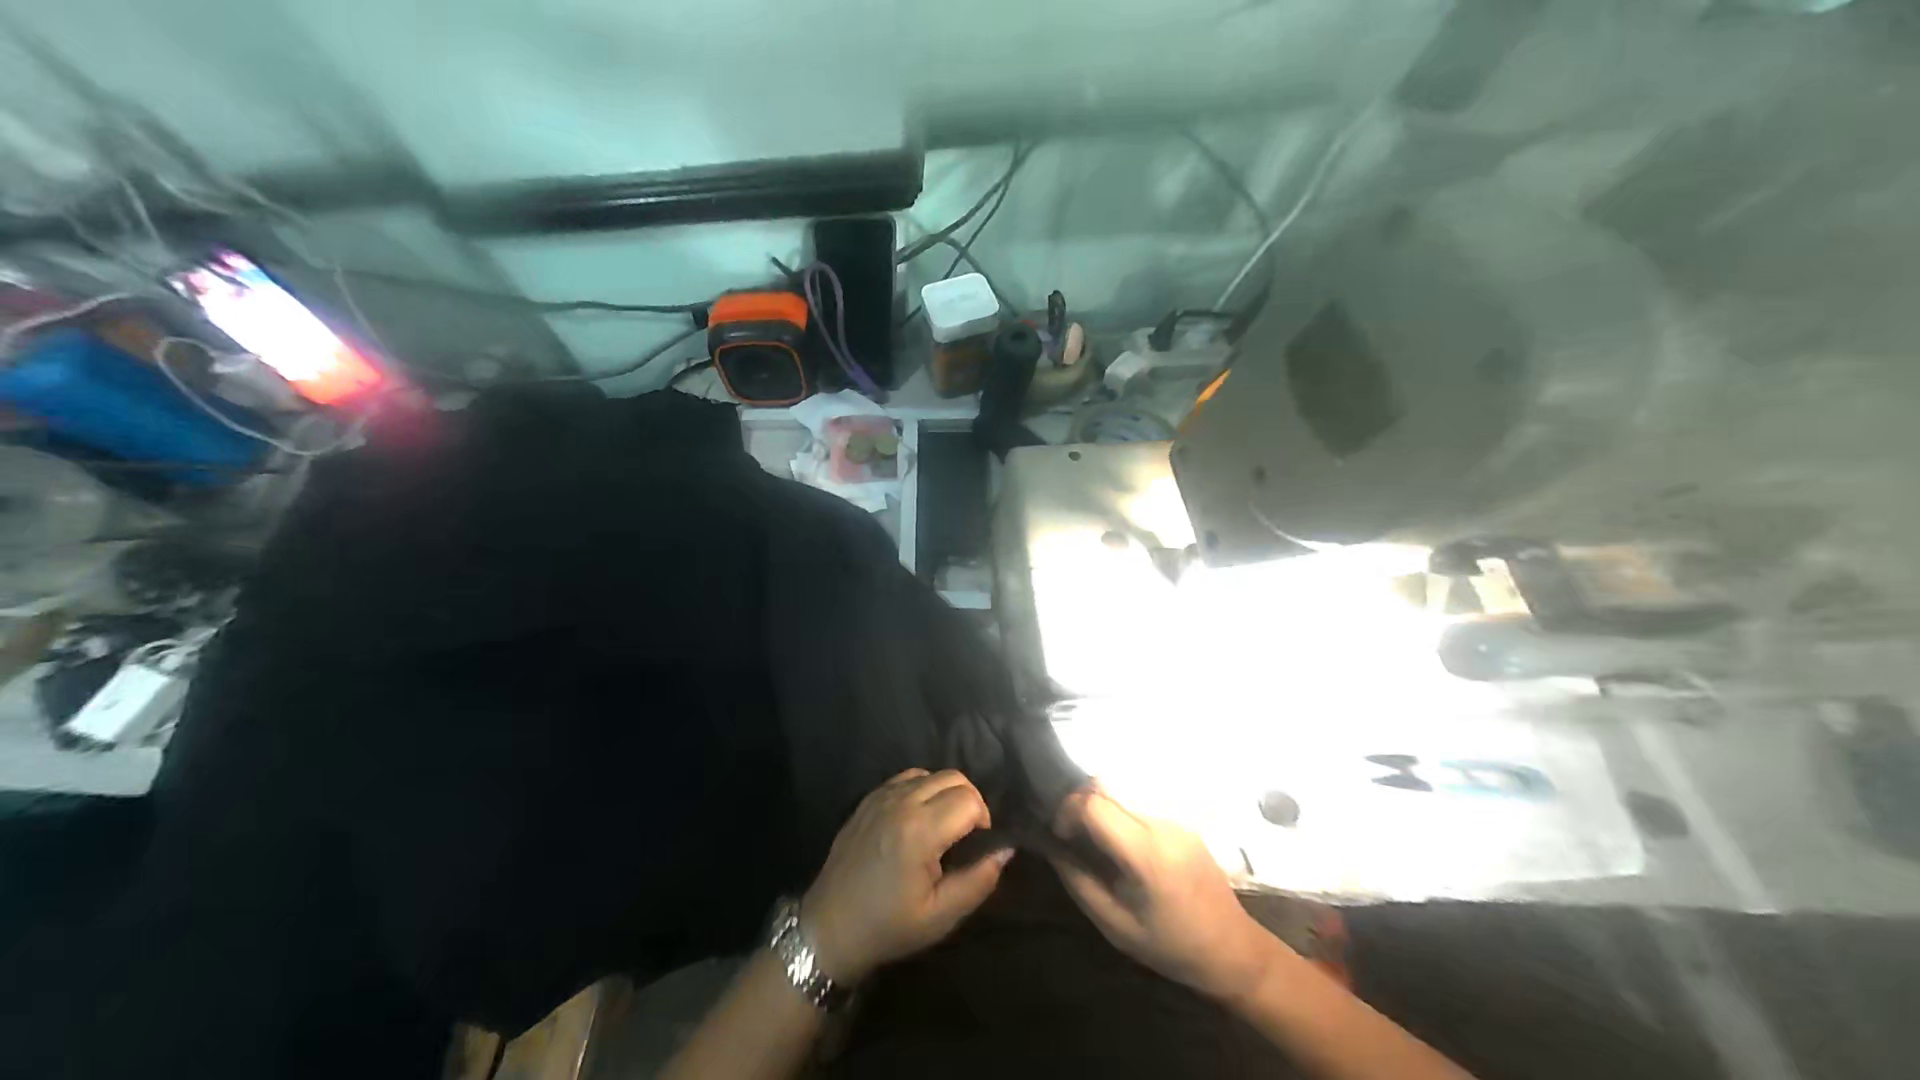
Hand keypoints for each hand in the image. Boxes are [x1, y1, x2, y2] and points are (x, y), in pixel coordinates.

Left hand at [801, 769, 1012, 982]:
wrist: (830, 928)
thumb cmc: (888, 926)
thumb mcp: (941, 915)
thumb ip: (979, 880)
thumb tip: (1005, 849)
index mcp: (919, 831)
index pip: (970, 800)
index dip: (984, 820)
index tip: (978, 846)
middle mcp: (901, 803)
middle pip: (954, 777)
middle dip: (970, 801)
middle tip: (966, 835)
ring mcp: (881, 796)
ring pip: (931, 773)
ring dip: (946, 792)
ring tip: (944, 825)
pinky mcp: (868, 799)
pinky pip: (907, 778)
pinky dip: (923, 788)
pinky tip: (919, 818)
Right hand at [1049, 786, 1282, 1004]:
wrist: (1233, 950)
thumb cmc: (1172, 946)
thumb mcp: (1116, 927)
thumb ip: (1080, 883)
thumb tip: (1052, 850)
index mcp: (1146, 853)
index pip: (1095, 804)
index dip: (1068, 811)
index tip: (1061, 836)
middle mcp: (1162, 824)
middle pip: (1106, 788)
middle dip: (1080, 804)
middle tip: (1072, 833)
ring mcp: (1175, 819)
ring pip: (1122, 791)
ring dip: (1100, 806)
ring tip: (1094, 838)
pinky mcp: (1182, 821)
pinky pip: (1140, 803)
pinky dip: (1120, 812)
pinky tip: (1121, 843)